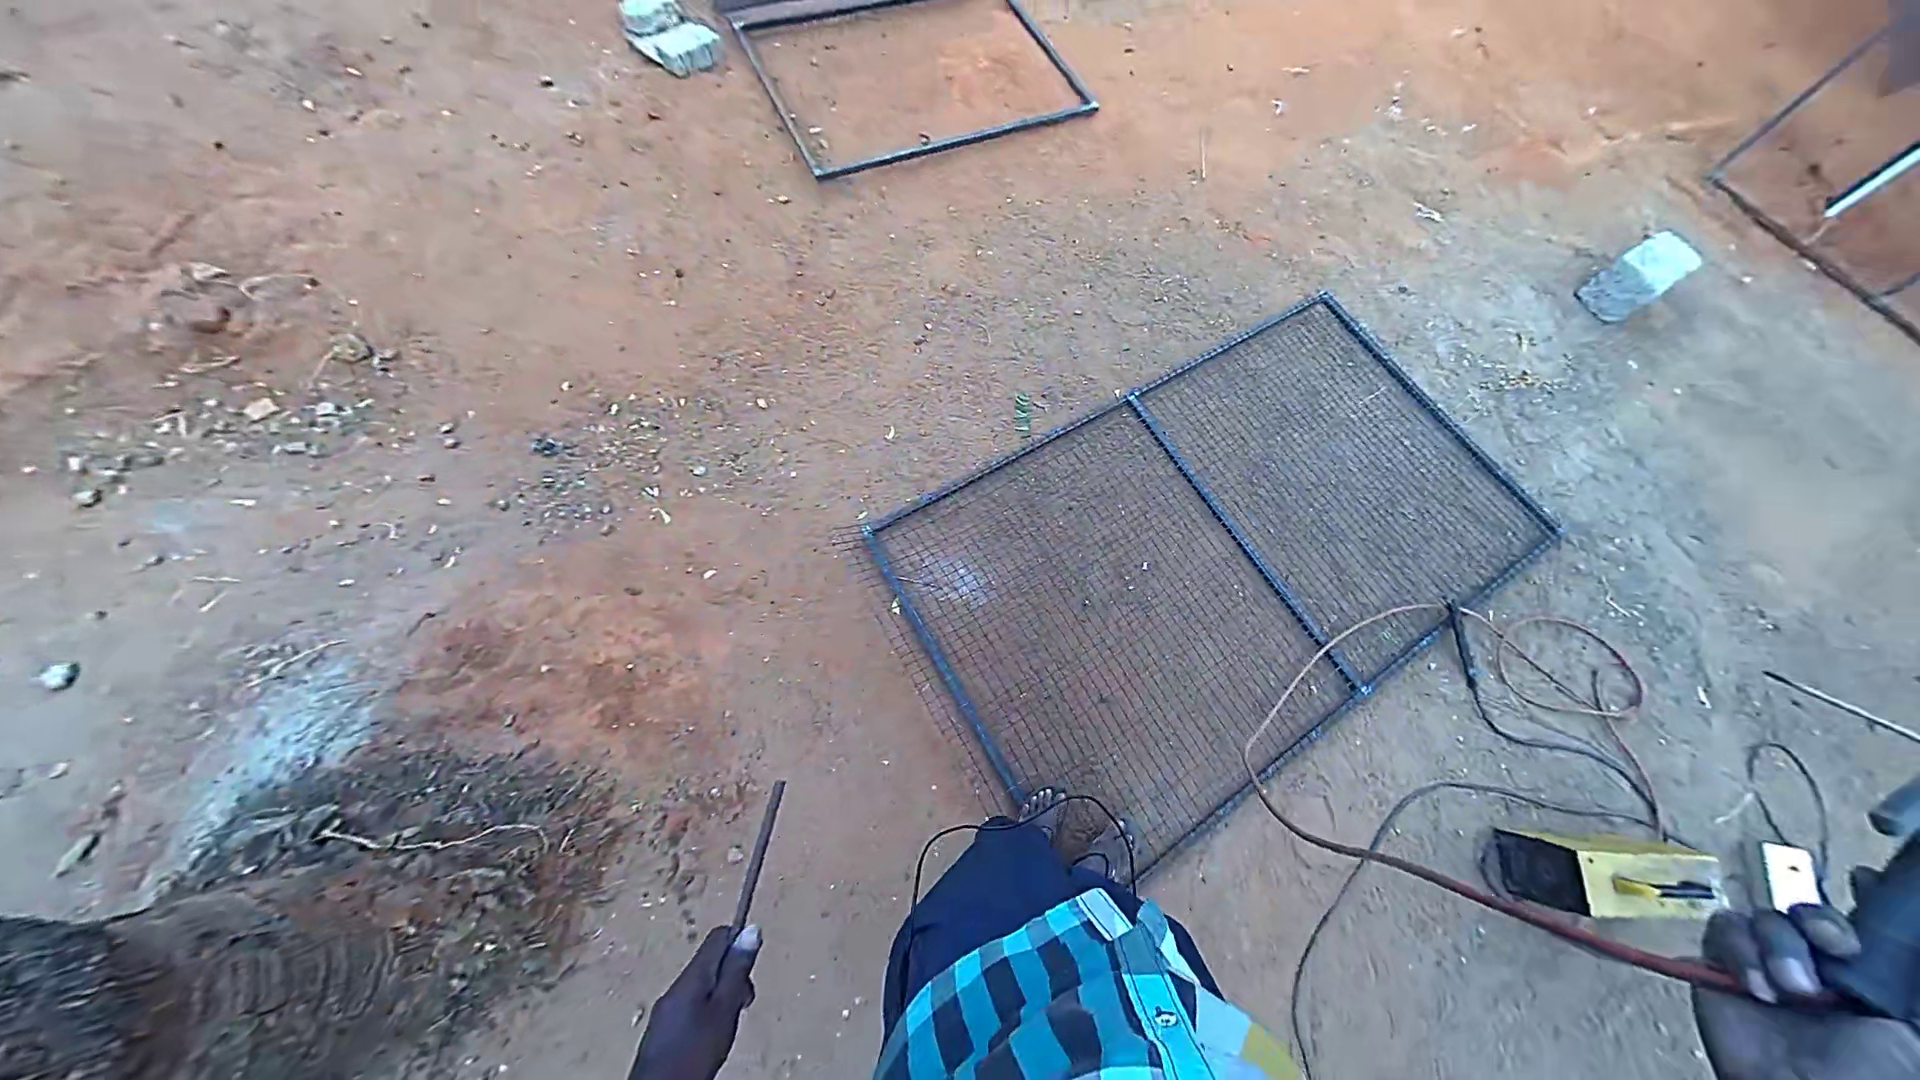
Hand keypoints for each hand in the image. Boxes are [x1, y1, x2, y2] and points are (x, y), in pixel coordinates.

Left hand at [628, 926, 760, 1079]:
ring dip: (721, 998)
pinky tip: (709, 1038)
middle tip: (741, 1005)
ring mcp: (666, 1009)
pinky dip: (706, 1014)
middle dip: (732, 977)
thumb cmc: (695, 1051)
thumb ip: (737, 970)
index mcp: (692, 976)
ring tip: (726, 1026)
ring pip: (702, 986)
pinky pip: (691, 1007)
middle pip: (711, 962)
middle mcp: (676, 986)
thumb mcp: (726, 1008)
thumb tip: (751, 930)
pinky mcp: (661, 1031)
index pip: (719, 936)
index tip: (749, 971)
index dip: (739, 944)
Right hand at [1692, 906, 1919, 1079]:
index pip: (1863, 923)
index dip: (1862, 895)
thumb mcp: (1913, 1025)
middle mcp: (1818, 965)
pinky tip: (1754, 986)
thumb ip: (1908, 976)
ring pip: (1761, 917)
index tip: (1865, 879)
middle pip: (1805, 910)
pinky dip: (1736, 952)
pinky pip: (1719, 930)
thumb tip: (1875, 890)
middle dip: (1816, 919)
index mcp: (1870, 978)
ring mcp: (1763, 963)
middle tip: (1832, 945)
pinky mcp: (1717, 963)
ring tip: (1792, 991)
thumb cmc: (1879, 1072)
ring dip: (1776, 947)